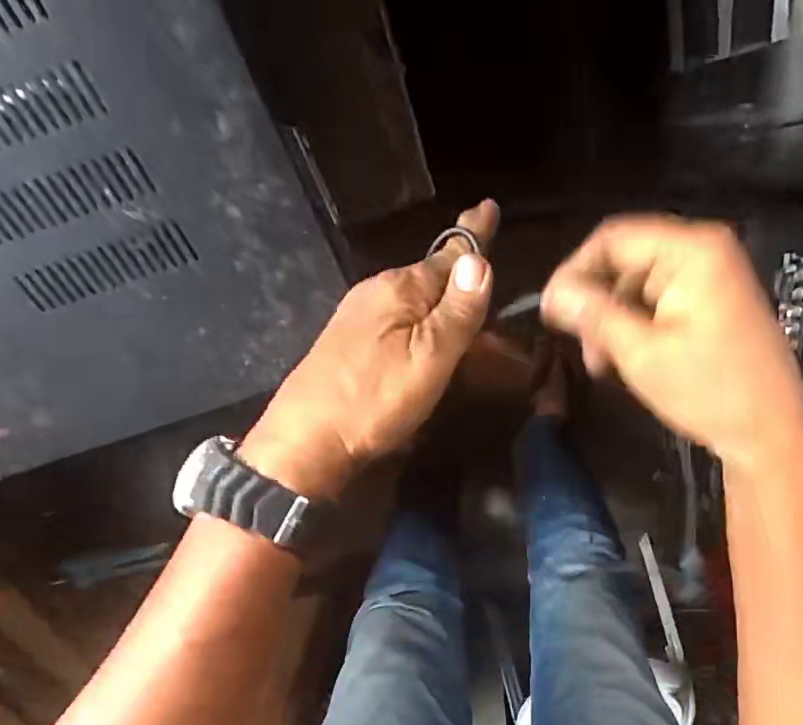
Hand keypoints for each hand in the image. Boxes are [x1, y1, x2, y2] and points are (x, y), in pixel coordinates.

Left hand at [241, 200, 497, 494]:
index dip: (474, 235)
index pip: (448, 255)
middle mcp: (376, 292)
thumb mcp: (428, 358)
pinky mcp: (350, 342)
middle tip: (493, 280)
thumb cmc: (376, 399)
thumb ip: (456, 313)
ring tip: (468, 310)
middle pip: (430, 276)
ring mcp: (359, 317)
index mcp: (399, 289)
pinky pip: (399, 318)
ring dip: (441, 300)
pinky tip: (428, 336)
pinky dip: (422, 320)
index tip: (489, 206)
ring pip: (413, 299)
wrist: (309, 441)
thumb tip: (480, 261)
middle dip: (460, 275)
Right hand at [540, 215, 802, 470]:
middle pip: (630, 261)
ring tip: (607, 365)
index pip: (613, 238)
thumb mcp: (642, 355)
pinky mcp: (722, 304)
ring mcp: (719, 278)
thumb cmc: (710, 392)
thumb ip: (594, 316)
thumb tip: (553, 294)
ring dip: (618, 321)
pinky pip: (668, 302)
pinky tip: (633, 360)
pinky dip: (644, 328)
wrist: (772, 434)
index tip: (551, 313)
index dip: (575, 272)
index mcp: (692, 250)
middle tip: (585, 351)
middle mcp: (708, 251)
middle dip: (600, 303)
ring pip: (645, 286)